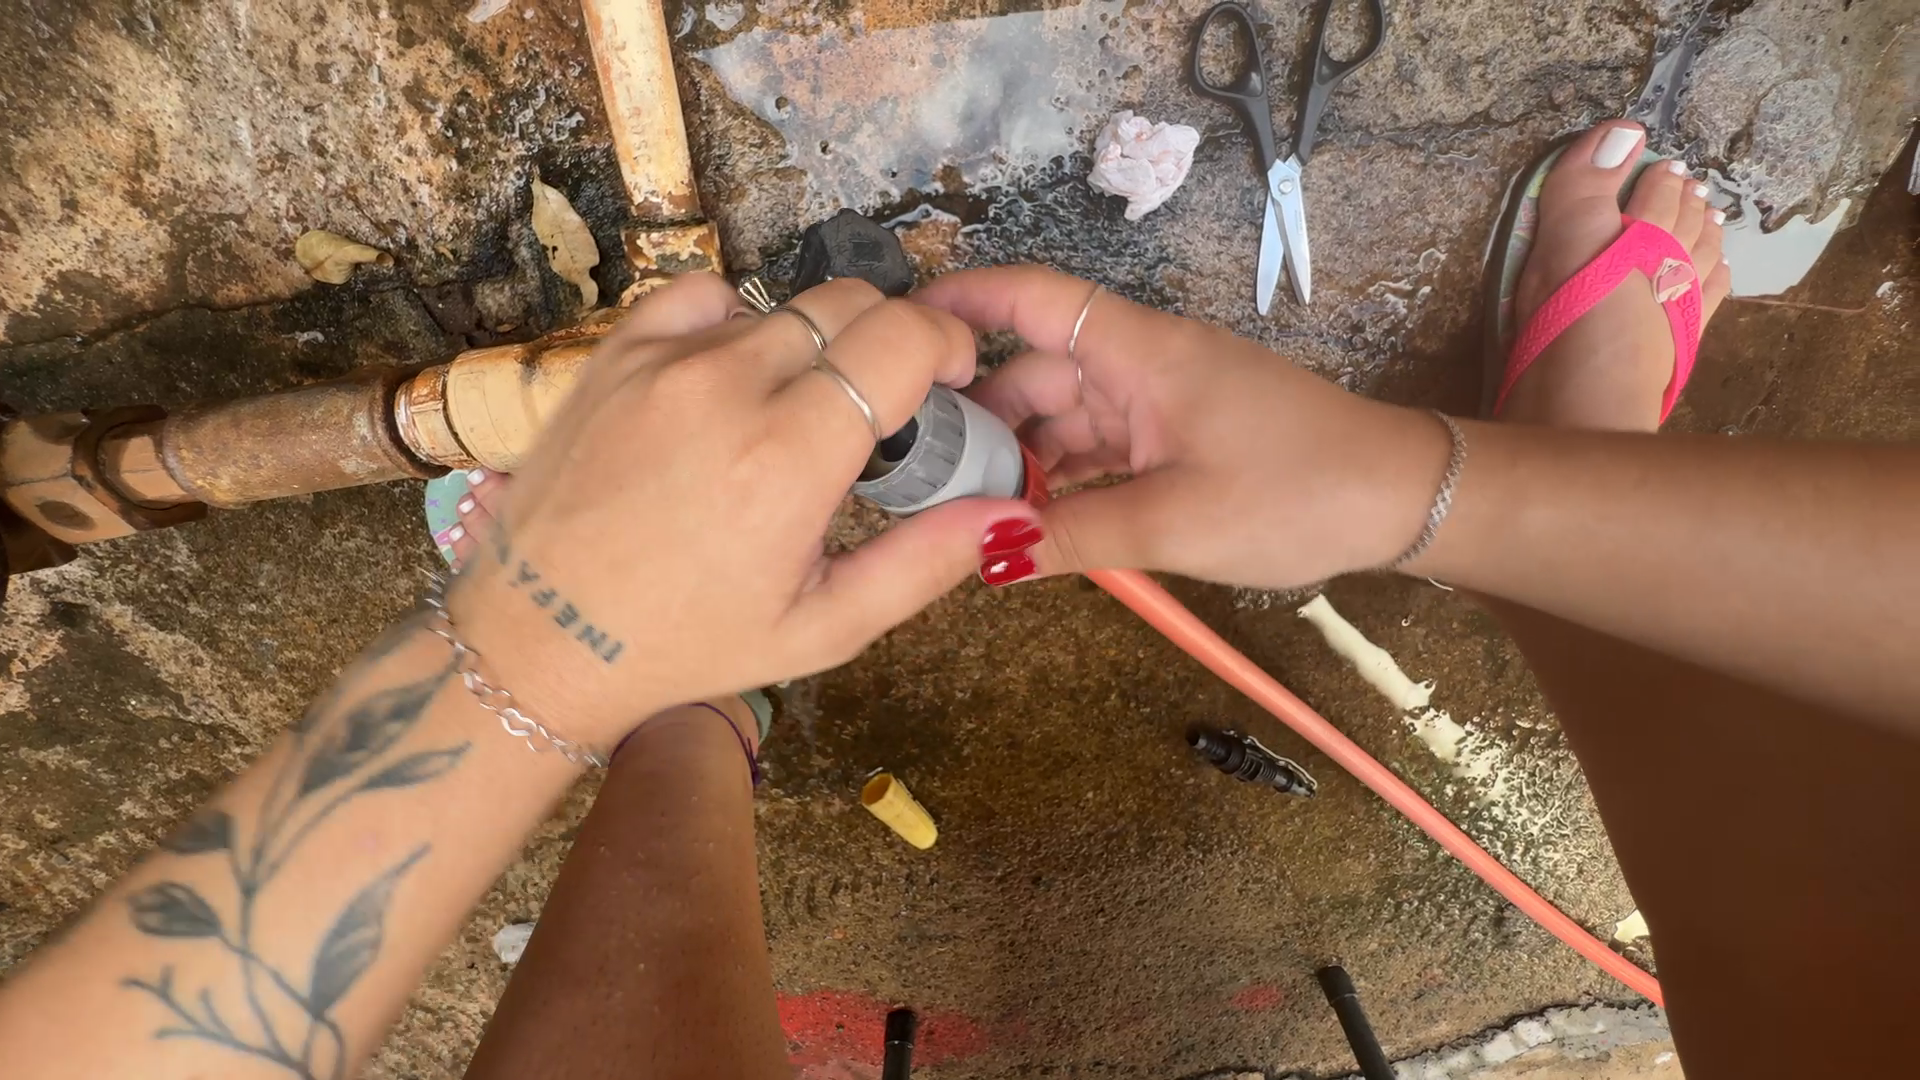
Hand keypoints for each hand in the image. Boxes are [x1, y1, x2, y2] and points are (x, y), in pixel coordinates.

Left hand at [444, 273, 1039, 749]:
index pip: (901, 339)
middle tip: (891, 402)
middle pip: (852, 303)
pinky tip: (739, 379)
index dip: (947, 343)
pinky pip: (710, 297)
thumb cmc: (693, 643)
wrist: (543, 640)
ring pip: (786, 305)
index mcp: (789, 458)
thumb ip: (926, 562)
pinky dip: (746, 324)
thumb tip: (1010, 515)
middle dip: (895, 340)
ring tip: (808, 409)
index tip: (954, 375)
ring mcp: (663, 359)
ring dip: (823, 345)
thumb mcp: (825, 626)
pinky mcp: (616, 352)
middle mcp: (726, 387)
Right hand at [915, 266, 1448, 588]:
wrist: (1400, 500)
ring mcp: (1159, 403)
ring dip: (1026, 457)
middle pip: (1039, 371)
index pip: (1036, 300)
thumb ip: (1071, 536)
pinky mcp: (1176, 437)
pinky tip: (1036, 518)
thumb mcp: (1173, 523)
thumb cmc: (1294, 494)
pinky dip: (1067, 478)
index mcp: (1140, 355)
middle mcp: (1142, 367)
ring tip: (972, 504)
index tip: (904, 324)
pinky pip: (1102, 449)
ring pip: (1068, 417)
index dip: (966, 300)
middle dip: (984, 415)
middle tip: (929, 466)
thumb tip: (982, 555)